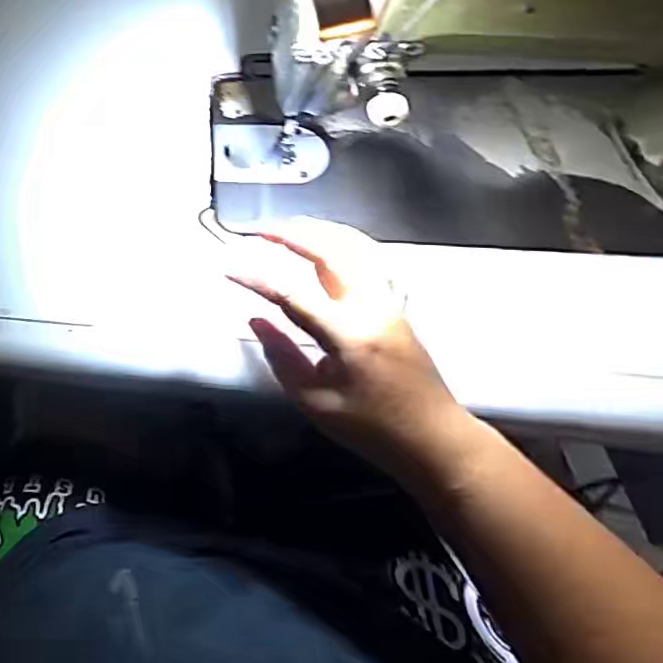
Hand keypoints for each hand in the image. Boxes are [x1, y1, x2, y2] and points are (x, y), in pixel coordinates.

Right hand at [227, 218, 485, 484]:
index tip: (231, 270)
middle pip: (331, 253)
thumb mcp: (316, 402)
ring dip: (321, 231)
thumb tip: (256, 321)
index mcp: (348, 335)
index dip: (257, 280)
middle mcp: (371, 308)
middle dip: (294, 235)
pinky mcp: (396, 305)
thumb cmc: (372, 427)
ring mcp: (388, 302)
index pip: (293, 296)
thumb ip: (282, 357)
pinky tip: (330, 241)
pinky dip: (346, 242)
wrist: (432, 436)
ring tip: (291, 226)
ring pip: (356, 248)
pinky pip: (371, 259)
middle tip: (262, 231)